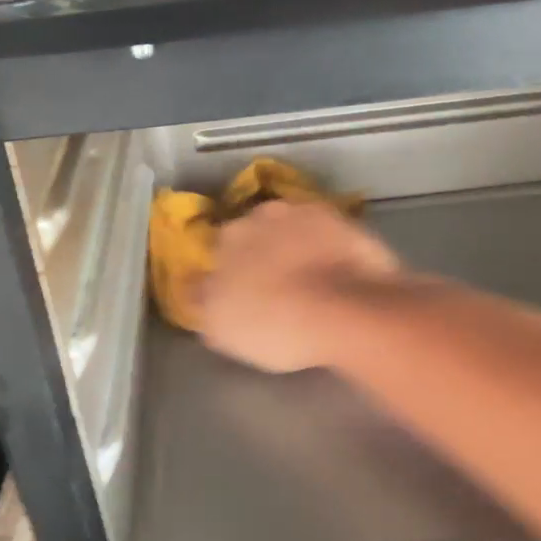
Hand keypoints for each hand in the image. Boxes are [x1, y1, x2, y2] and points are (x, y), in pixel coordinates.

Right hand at [197, 200, 400, 372]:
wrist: (346, 311)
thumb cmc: (274, 324)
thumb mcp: (220, 327)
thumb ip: (202, 300)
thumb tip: (195, 285)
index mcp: (228, 237)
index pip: (221, 249)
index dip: (232, 270)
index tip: (243, 292)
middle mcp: (264, 214)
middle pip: (258, 232)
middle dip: (264, 252)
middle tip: (277, 286)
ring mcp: (307, 213)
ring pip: (295, 228)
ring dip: (298, 245)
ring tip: (311, 280)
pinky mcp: (346, 220)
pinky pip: (330, 233)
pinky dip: (330, 247)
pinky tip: (338, 273)